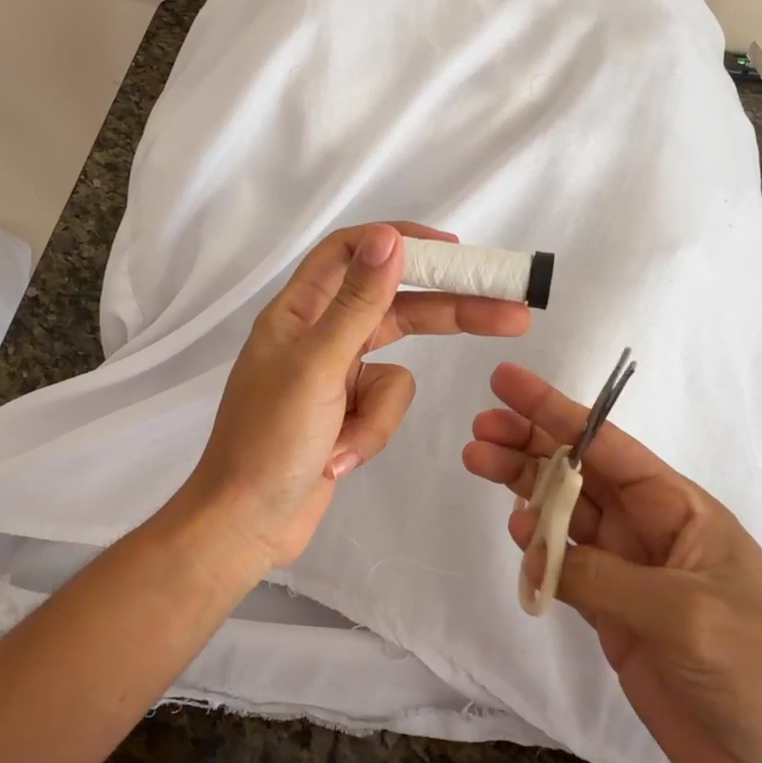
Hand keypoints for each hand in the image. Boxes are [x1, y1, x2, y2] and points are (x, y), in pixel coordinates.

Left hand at [175, 222, 530, 568]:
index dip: (401, 241)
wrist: (248, 525)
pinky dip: (370, 434)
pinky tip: (338, 460)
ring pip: (395, 370)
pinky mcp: (348, 414)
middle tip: (513, 310)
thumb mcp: (317, 366)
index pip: (350, 251)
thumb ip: (358, 302)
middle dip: (445, 311)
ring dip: (380, 412)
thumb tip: (387, 237)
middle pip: (393, 304)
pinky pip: (385, 407)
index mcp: (297, 310)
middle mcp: (317, 334)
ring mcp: (335, 376)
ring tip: (347, 444)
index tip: (456, 253)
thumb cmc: (271, 440)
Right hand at [462, 363, 761, 762]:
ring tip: (477, 465)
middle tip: (478, 430)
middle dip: (527, 445)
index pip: (607, 446)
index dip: (554, 410)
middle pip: (577, 474)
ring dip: (522, 489)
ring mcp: (629, 574)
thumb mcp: (686, 613)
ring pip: (562, 515)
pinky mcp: (614, 617)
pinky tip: (516, 536)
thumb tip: (538, 548)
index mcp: (680, 511)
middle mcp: (649, 532)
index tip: (505, 382)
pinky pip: (562, 570)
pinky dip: (534, 552)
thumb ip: (603, 574)